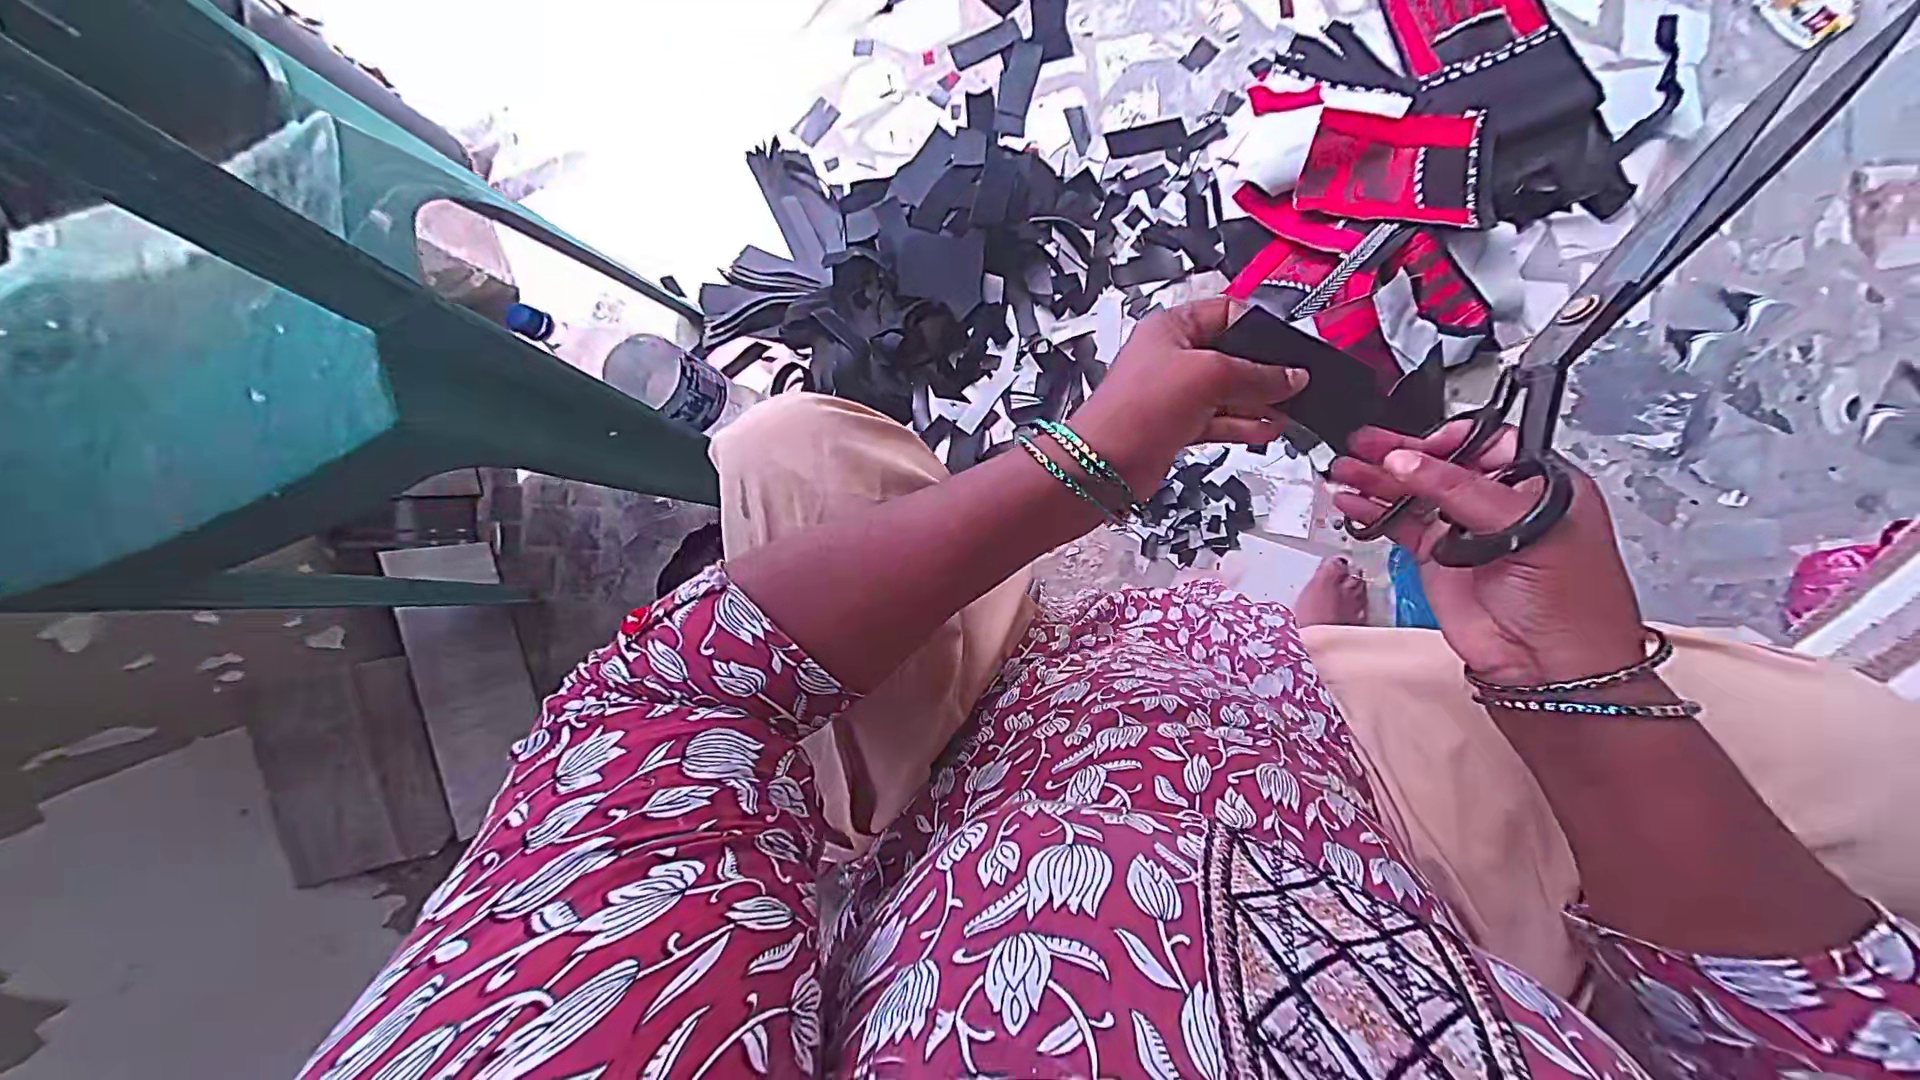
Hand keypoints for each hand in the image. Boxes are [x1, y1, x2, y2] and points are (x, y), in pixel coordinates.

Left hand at [1068, 298, 1307, 495]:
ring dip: (1259, 401)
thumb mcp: (1208, 375)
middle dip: (1264, 371)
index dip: (1260, 328)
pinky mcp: (1175, 427)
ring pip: (1226, 393)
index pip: (1226, 313)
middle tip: (1296, 382)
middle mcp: (1170, 358)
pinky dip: (1243, 425)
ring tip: (1291, 408)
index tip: (1289, 346)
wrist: (1105, 464)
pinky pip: (1218, 421)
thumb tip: (1290, 376)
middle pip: (1230, 356)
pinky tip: (1267, 428)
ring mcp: (1172, 395)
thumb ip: (1257, 373)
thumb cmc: (1133, 410)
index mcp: (1170, 328)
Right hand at [1329, 422, 1646, 685]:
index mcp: (1535, 485)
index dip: (1448, 440)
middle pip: (1436, 465)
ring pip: (1408, 492)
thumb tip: (1407, 462)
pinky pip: (1394, 524)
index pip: (1486, 444)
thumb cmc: (1571, 601)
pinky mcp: (1432, 554)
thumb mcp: (1529, 529)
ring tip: (1344, 470)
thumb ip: (1462, 491)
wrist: (1546, 662)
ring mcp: (1459, 529)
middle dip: (1396, 453)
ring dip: (1373, 480)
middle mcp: (1494, 503)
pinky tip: (1351, 501)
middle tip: (1363, 444)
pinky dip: (1369, 511)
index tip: (1417, 447)